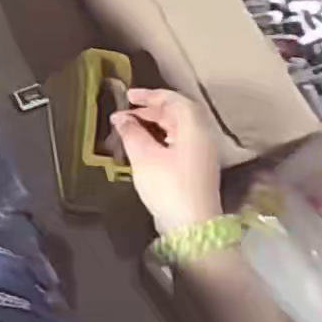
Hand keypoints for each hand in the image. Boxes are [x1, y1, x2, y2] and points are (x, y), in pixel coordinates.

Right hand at [112, 87, 223, 233]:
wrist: (191, 225)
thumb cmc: (168, 187)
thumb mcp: (144, 157)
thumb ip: (131, 133)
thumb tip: (120, 118)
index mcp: (193, 128)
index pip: (173, 100)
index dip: (149, 95)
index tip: (127, 96)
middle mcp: (201, 136)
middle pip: (176, 113)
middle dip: (148, 110)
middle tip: (123, 113)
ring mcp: (200, 152)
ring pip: (175, 128)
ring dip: (152, 124)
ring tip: (128, 128)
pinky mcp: (194, 167)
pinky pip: (176, 142)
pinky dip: (158, 137)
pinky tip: (141, 144)